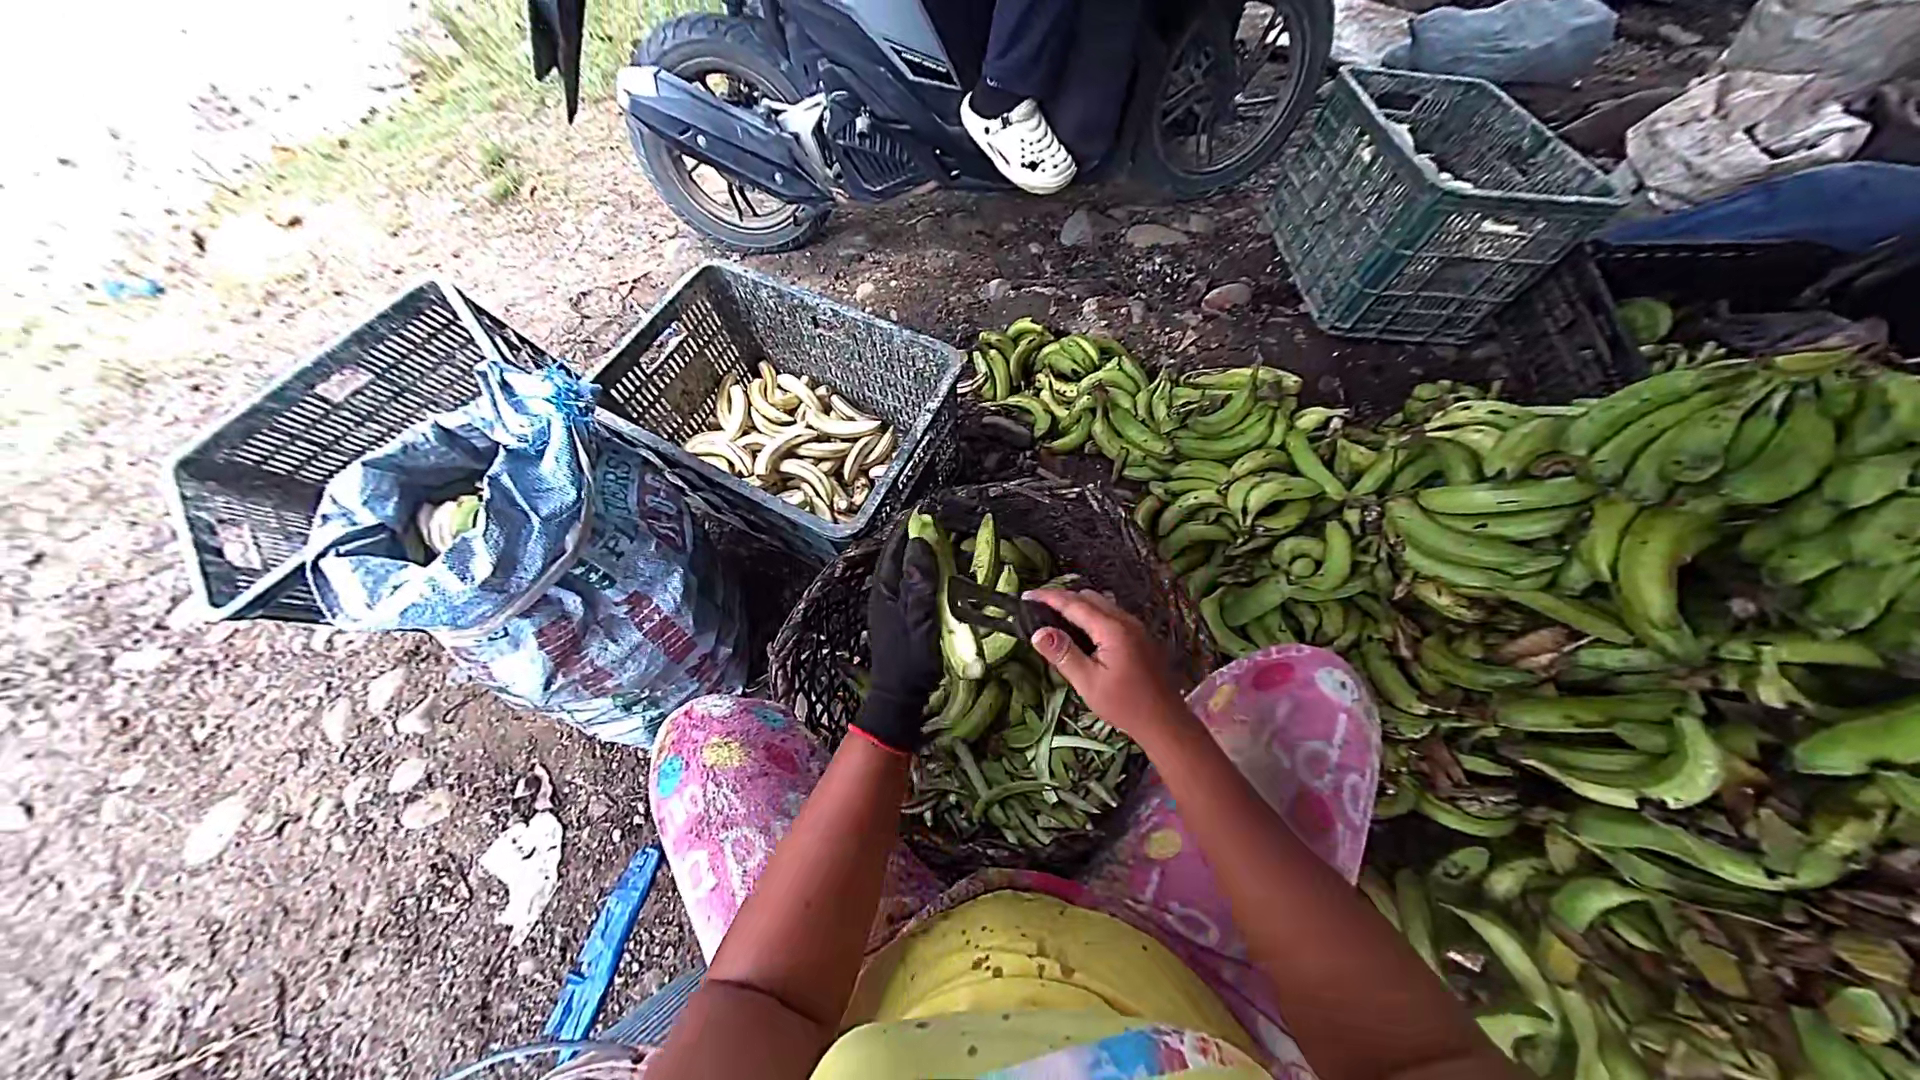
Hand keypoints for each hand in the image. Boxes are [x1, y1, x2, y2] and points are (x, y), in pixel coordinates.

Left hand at [852, 522, 942, 753]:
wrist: (901, 695)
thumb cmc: (910, 658)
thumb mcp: (918, 618)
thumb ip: (919, 581)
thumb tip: (920, 542)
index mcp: (885, 588)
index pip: (896, 547)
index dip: (911, 527)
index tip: (930, 512)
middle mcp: (885, 592)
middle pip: (900, 556)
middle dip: (918, 539)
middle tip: (943, 526)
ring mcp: (891, 604)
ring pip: (906, 570)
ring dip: (923, 556)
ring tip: (945, 544)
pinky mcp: (902, 615)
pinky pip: (913, 585)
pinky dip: (926, 575)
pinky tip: (941, 575)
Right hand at [1024, 589, 1196, 747]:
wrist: (1166, 721)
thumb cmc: (1125, 705)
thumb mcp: (1088, 682)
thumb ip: (1064, 654)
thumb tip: (1038, 632)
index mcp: (1112, 629)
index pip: (1074, 604)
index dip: (1048, 597)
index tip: (1026, 596)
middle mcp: (1126, 621)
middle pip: (1089, 597)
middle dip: (1062, 598)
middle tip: (1037, 608)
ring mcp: (1136, 627)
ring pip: (1102, 604)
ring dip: (1077, 605)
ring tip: (1055, 617)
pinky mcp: (1140, 637)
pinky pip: (1111, 615)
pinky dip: (1091, 615)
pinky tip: (1081, 631)